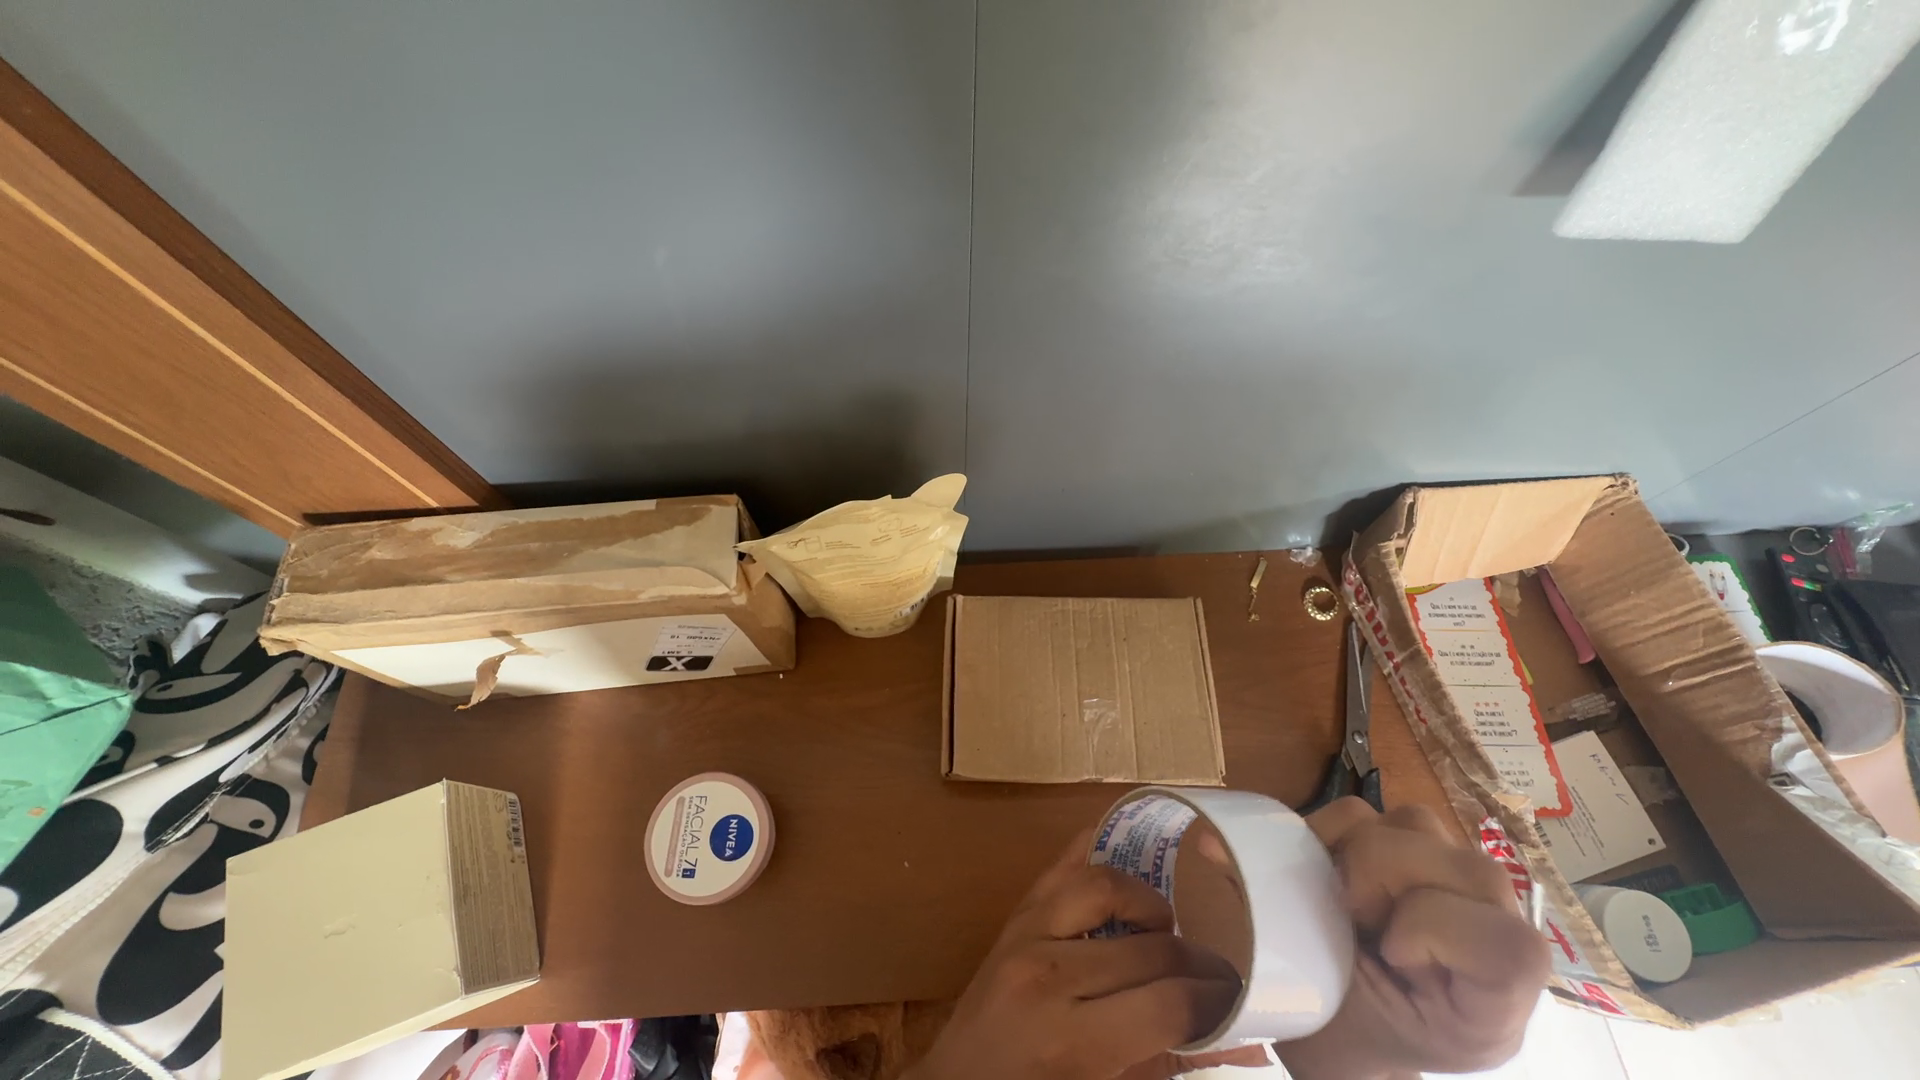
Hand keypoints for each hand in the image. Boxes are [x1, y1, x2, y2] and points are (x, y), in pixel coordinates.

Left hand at [906, 831, 1242, 1079]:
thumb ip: (1170, 1061)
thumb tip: (1245, 1038)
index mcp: (1071, 1040)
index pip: (1169, 1004)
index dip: (1215, 1000)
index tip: (1236, 998)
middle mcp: (1047, 976)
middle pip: (1150, 949)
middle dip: (1199, 961)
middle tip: (1217, 971)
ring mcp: (1026, 933)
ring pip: (1108, 885)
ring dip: (1150, 904)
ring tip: (1165, 930)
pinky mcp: (1016, 912)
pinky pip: (1065, 863)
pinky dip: (1102, 855)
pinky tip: (1130, 869)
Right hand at [1277, 799, 1549, 1079]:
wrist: (1341, 1036)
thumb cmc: (1331, 1034)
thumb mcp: (1313, 1011)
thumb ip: (1271, 931)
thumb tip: (1211, 841)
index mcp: (1487, 1006)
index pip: (1511, 950)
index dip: (1441, 931)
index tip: (1385, 950)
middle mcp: (1490, 936)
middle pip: (1467, 867)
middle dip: (1385, 877)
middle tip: (1346, 917)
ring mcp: (1460, 890)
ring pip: (1422, 824)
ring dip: (1360, 849)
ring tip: (1337, 896)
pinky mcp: (1422, 854)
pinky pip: (1383, 810)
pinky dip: (1340, 829)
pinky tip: (1329, 869)